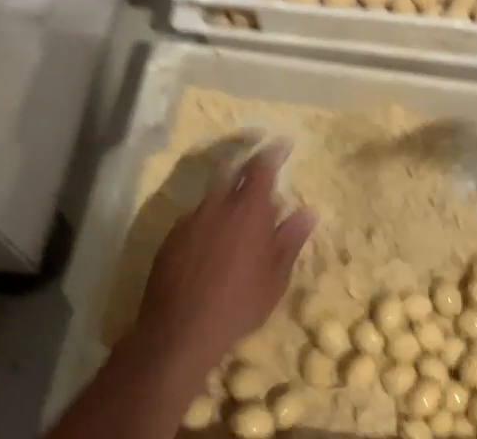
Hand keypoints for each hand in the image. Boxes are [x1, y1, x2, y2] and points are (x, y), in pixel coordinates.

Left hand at [134, 142, 316, 364]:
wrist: (178, 333)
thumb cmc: (239, 304)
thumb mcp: (276, 277)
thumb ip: (291, 239)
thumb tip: (308, 211)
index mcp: (248, 209)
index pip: (262, 167)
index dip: (274, 152)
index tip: (284, 143)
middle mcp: (217, 205)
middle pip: (231, 172)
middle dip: (246, 167)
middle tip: (259, 171)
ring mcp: (189, 221)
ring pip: (211, 198)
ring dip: (225, 197)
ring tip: (235, 215)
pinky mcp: (169, 240)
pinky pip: (193, 219)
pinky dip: (206, 221)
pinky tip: (209, 243)